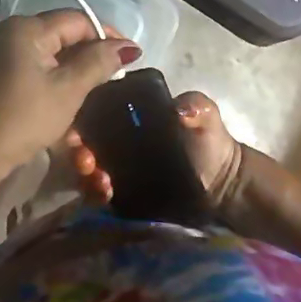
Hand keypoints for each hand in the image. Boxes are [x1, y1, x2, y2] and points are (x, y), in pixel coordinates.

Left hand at [0, 10, 138, 174]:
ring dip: (77, 74)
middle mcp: (13, 34)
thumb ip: (98, 62)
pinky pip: (39, 71)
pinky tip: (73, 101)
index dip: (107, 36)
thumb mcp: (68, 90)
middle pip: (64, 36)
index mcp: (27, 28)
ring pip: (54, 57)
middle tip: (118, 75)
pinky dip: (59, 84)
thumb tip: (128, 47)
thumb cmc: (25, 118)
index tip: (132, 57)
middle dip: (92, 56)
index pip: (77, 21)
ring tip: (99, 90)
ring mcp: (5, 54)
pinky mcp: (3, 75)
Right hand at [64, 90, 248, 210]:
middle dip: (78, 152)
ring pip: (88, 170)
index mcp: (126, 115)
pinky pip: (100, 193)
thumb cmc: (208, 140)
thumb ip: (195, 106)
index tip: (77, 135)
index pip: (92, 113)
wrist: (223, 182)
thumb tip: (180, 112)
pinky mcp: (121, 193)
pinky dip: (97, 194)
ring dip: (86, 176)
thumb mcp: (204, 114)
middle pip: (84, 144)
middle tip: (86, 162)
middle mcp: (113, 140)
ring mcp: (115, 168)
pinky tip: (106, 196)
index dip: (79, 121)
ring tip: (101, 183)